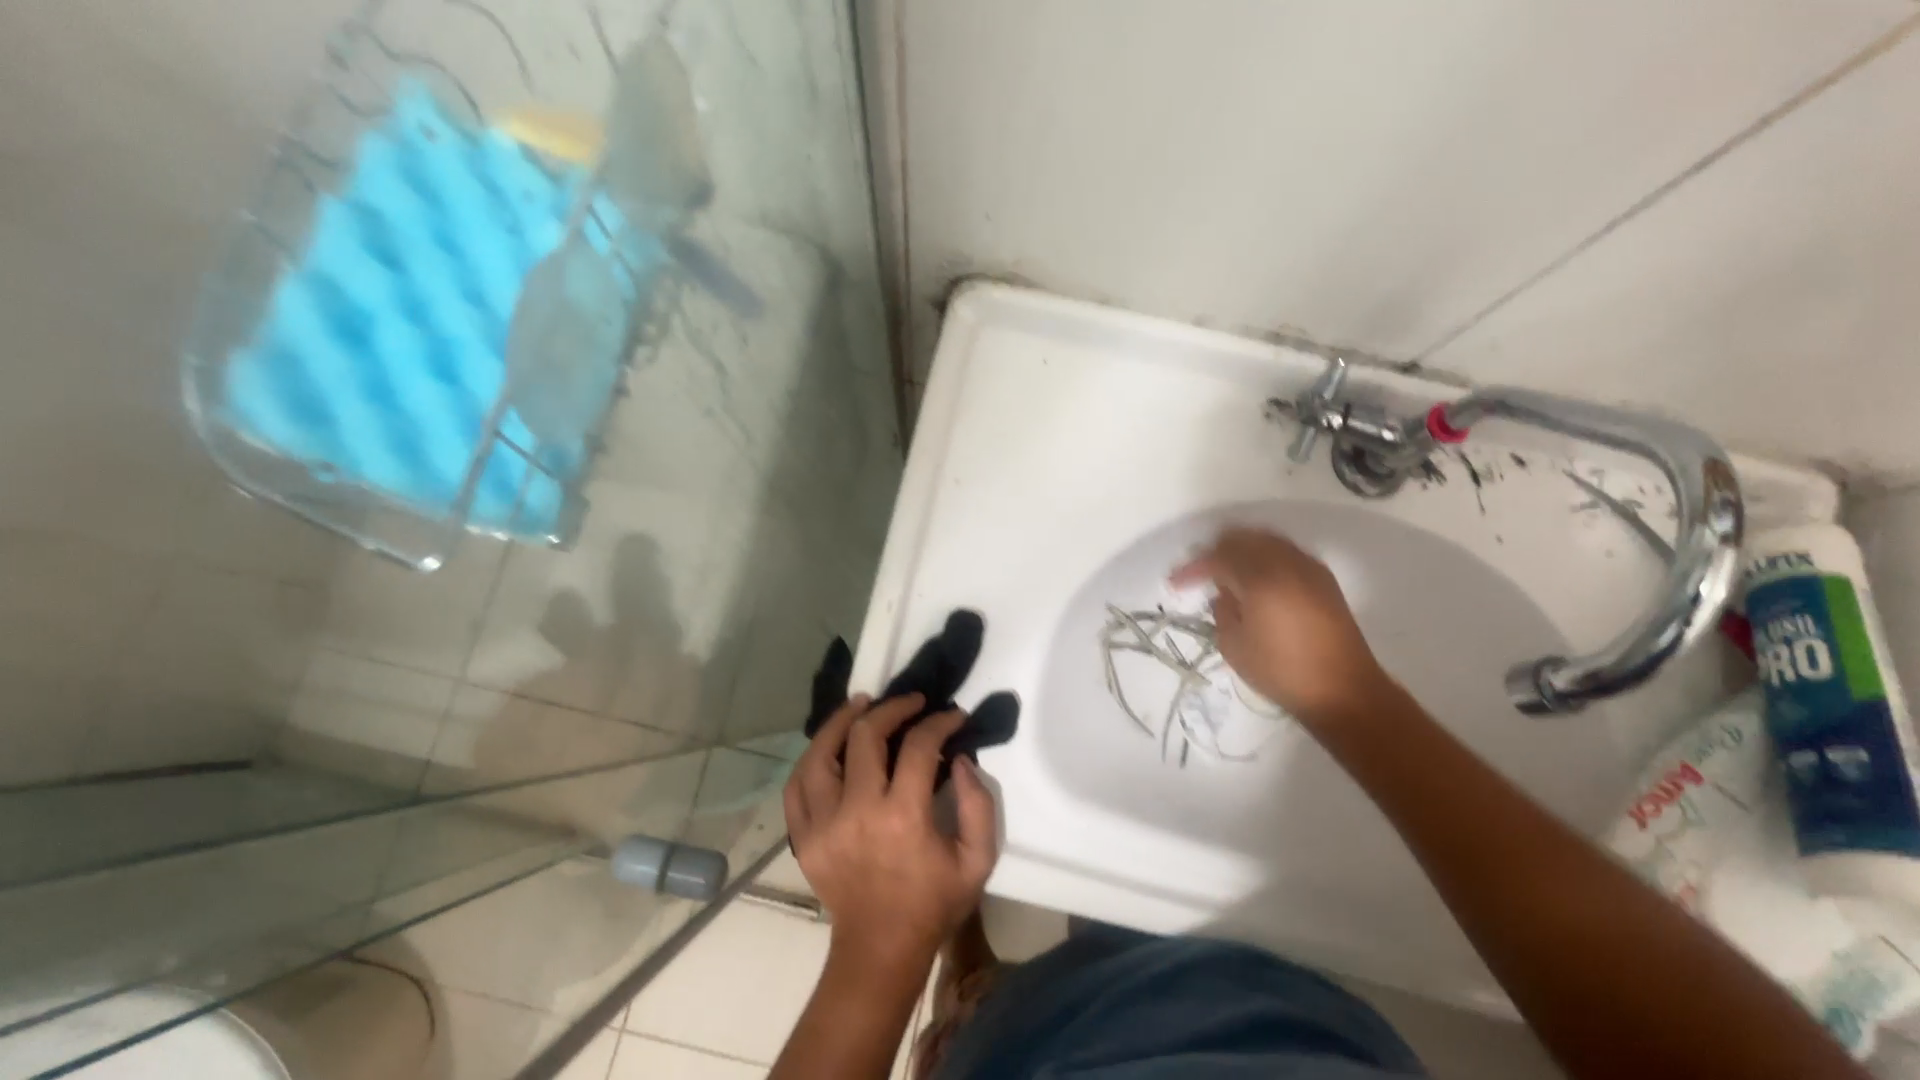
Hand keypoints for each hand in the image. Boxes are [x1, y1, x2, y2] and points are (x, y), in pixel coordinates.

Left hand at [785, 693, 998, 972]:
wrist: (882, 947)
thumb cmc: (933, 903)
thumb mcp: (978, 859)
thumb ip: (979, 804)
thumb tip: (959, 759)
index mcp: (903, 816)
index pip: (918, 746)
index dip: (938, 723)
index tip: (952, 717)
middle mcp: (858, 811)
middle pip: (865, 736)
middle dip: (891, 709)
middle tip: (910, 701)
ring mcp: (823, 823)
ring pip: (821, 753)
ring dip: (842, 721)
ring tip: (861, 705)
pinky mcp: (802, 837)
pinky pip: (797, 785)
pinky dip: (811, 759)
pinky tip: (829, 745)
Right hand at [1171, 527, 1391, 726]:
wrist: (1343, 689)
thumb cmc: (1282, 672)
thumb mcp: (1234, 647)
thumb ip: (1222, 611)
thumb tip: (1224, 593)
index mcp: (1260, 579)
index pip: (1217, 558)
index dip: (1192, 568)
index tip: (1175, 583)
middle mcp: (1286, 563)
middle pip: (1242, 538)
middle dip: (1216, 551)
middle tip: (1199, 573)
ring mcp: (1308, 567)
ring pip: (1266, 540)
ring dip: (1242, 550)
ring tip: (1227, 574)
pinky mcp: (1323, 578)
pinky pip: (1286, 551)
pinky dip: (1265, 557)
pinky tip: (1257, 579)